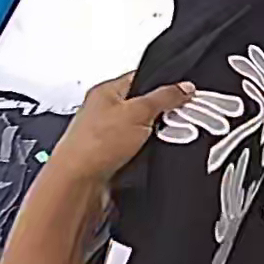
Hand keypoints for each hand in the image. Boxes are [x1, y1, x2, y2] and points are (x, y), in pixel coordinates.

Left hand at [44, 72, 193, 184]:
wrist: (78, 184)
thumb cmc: (93, 145)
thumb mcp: (138, 112)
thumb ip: (164, 97)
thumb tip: (184, 87)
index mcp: (106, 92)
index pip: (142, 78)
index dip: (165, 83)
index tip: (185, 92)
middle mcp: (105, 112)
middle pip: (146, 105)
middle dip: (164, 113)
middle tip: (177, 118)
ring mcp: (110, 136)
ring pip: (145, 129)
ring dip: (158, 135)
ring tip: (164, 139)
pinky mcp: (115, 157)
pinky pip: (142, 149)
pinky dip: (151, 152)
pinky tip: (154, 155)